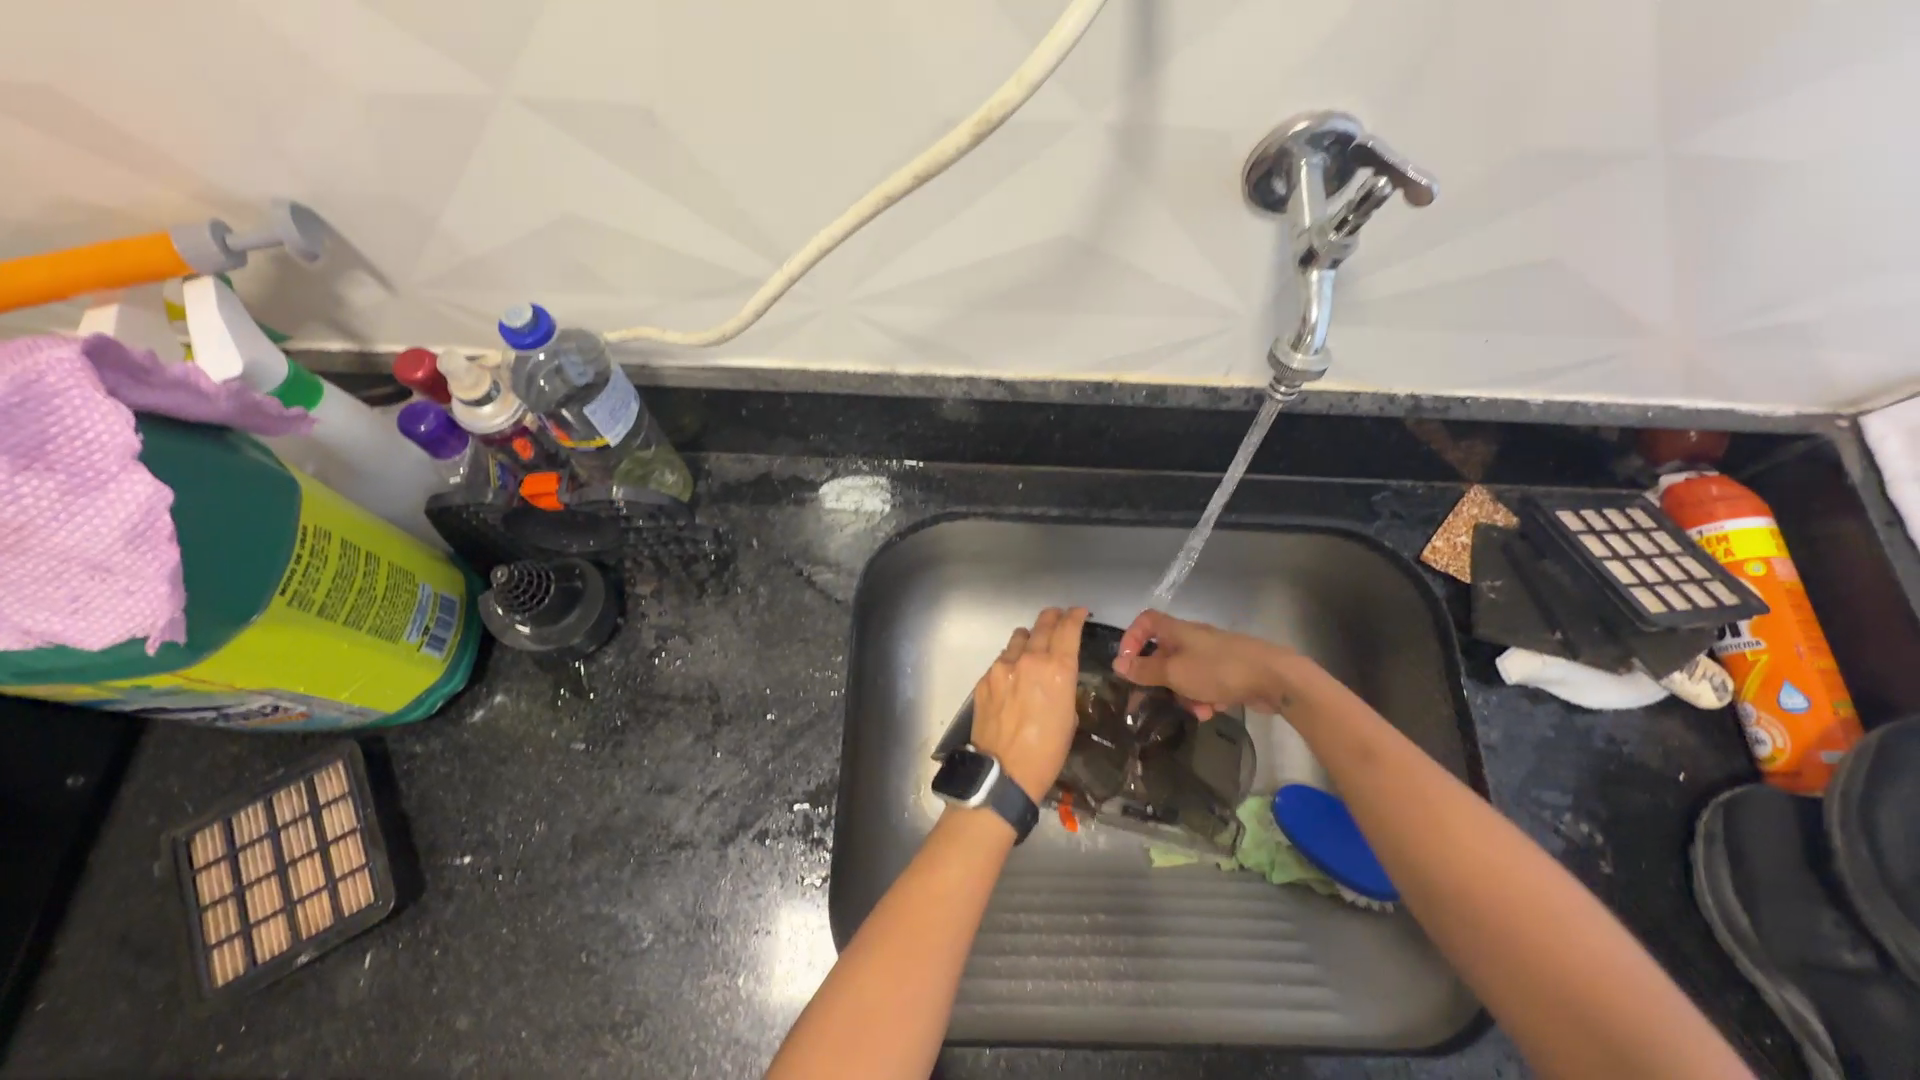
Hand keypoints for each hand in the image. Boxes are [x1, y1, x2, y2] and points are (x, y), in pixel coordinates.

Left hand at [968, 607, 1088, 802]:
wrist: (1004, 772)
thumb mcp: (1069, 717)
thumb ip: (1063, 686)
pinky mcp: (984, 680)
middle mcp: (1029, 660)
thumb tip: (1055, 676)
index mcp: (1057, 669)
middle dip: (1053, 619)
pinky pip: (1001, 661)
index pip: (1068, 628)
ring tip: (1032, 649)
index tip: (1078, 612)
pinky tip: (1013, 679)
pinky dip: (1010, 662)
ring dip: (1029, 639)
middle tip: (1058, 619)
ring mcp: (1002, 668)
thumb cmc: (1047, 752)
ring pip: (1018, 638)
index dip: (1075, 616)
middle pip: (1042, 624)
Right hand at [1113, 610, 1291, 718]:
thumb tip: (1118, 664)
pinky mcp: (1230, 672)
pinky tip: (1213, 711)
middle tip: (1154, 699)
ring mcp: (1214, 655)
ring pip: (1185, 673)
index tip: (1127, 664)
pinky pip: (1206, 684)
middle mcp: (1194, 639)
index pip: (1146, 621)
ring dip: (1185, 694)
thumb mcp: (1175, 673)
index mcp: (1178, 631)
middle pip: (1164, 653)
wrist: (1274, 678)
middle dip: (1160, 679)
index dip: (1132, 639)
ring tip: (1196, 710)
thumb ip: (1145, 670)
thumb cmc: (1218, 670)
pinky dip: (1205, 698)